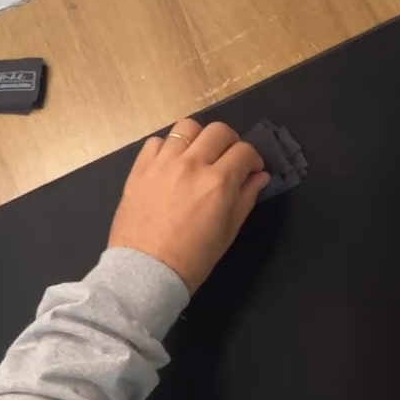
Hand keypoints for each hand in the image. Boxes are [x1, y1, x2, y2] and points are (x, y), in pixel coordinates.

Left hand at [108, 118, 269, 292]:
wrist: (147, 271)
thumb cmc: (194, 257)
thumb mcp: (229, 230)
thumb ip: (246, 197)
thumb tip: (260, 176)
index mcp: (218, 182)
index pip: (244, 151)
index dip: (253, 159)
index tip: (251, 169)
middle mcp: (192, 164)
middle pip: (218, 131)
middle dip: (231, 141)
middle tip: (228, 158)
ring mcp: (163, 163)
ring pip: (186, 128)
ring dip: (198, 138)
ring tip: (198, 154)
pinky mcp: (140, 168)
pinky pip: (155, 142)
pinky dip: (167, 148)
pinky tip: (170, 163)